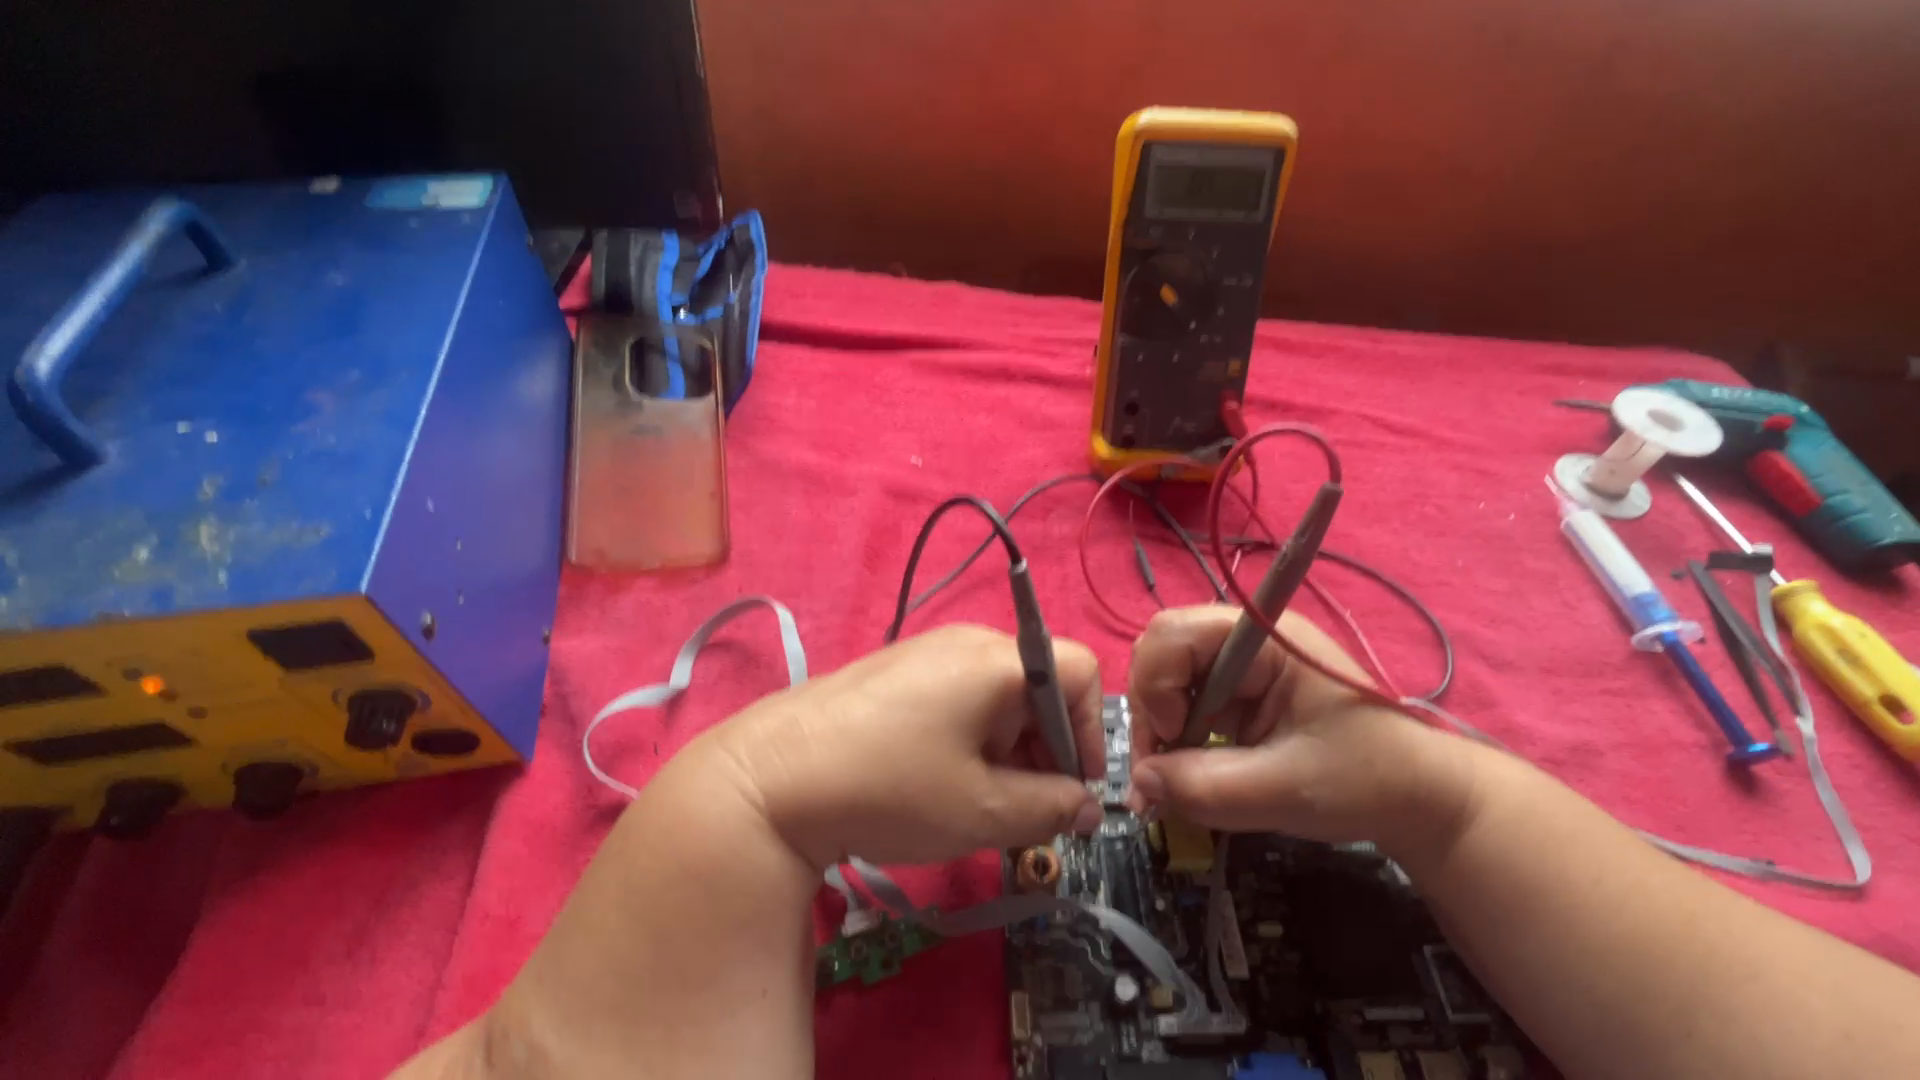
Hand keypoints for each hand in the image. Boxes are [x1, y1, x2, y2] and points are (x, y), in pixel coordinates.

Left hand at [703, 625, 1107, 869]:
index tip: (1075, 790)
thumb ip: (1053, 807)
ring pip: (996, 696)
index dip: (1092, 732)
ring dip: (1009, 750)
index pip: (1079, 670)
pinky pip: (956, 700)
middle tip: (1029, 809)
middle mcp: (964, 643)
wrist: (770, 778)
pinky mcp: (892, 676)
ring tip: (982, 805)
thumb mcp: (985, 811)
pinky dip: (970, 741)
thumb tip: (1089, 806)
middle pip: (1037, 684)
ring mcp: (923, 655)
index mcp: (996, 660)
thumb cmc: (892, 788)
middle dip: (1048, 748)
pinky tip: (940, 784)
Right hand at [1126, 606, 1477, 858]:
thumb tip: (1139, 783)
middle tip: (1160, 772)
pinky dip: (1176, 744)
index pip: (1174, 633)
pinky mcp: (1242, 697)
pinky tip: (1187, 779)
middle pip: (1162, 654)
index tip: (1174, 741)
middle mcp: (1245, 641)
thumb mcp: (1284, 789)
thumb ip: (1206, 786)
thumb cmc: (1367, 781)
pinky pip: (1187, 707)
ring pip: (1168, 683)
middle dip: (1152, 712)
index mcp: (1263, 639)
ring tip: (1170, 786)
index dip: (1157, 685)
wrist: (1423, 800)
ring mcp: (1242, 669)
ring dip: (1160, 733)